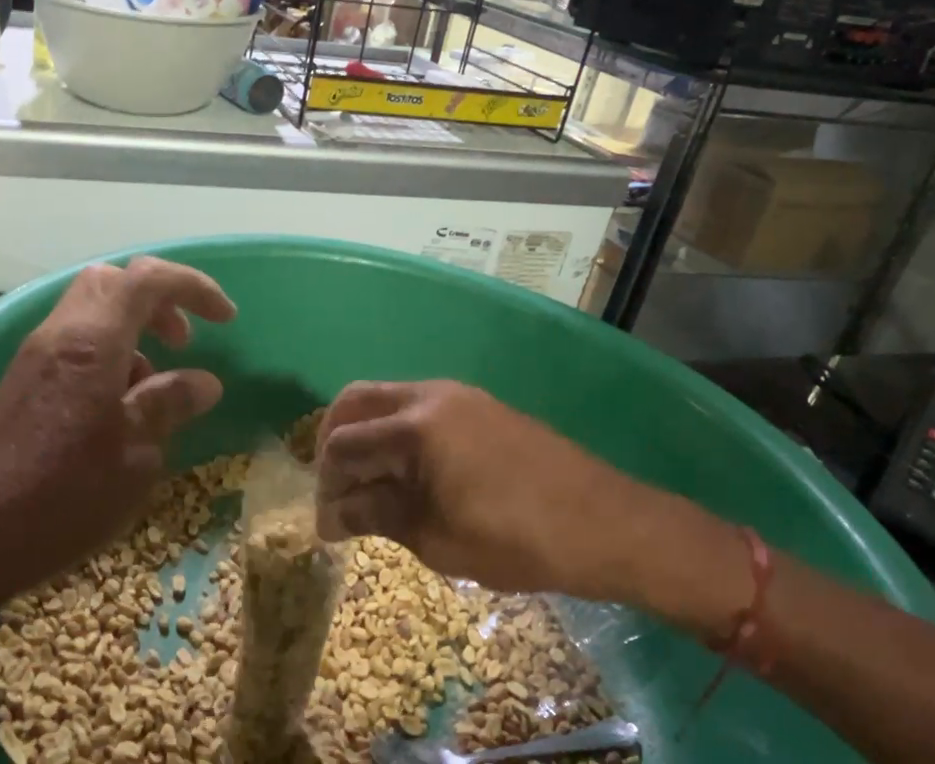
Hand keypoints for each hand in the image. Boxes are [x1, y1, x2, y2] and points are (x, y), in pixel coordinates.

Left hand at [0, 256, 236, 608]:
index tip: (226, 319)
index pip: (147, 280)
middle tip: (184, 343)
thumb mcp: (133, 458)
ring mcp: (32, 358)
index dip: (193, 287)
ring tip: (152, 391)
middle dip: (156, 301)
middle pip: (111, 283)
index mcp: (91, 342)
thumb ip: (168, 407)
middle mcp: (58, 335)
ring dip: (130, 333)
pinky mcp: (18, 384)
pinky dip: (104, 357)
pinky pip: (70, 345)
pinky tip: (114, 414)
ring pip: (88, 314)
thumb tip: (204, 381)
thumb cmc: (59, 499)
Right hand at [313, 380, 667, 600]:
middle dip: (334, 441)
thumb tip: (332, 515)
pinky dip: (397, 432)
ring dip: (367, 434)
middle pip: (356, 402)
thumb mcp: (436, 537)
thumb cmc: (515, 538)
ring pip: (388, 399)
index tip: (328, 526)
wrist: (606, 525)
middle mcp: (431, 395)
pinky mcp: (480, 406)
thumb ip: (376, 515)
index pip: (345, 445)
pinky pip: (419, 407)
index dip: (327, 485)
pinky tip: (409, 474)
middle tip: (335, 487)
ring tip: (370, 485)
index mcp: (415, 426)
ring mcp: (459, 396)